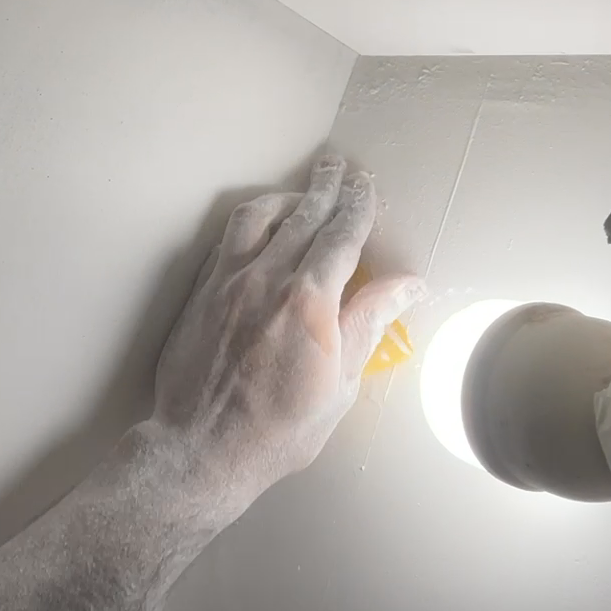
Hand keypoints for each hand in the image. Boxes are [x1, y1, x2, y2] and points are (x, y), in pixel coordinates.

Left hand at [148, 155, 422, 505]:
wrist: (201, 445)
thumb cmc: (279, 429)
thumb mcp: (340, 385)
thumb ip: (369, 323)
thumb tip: (410, 284)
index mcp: (308, 301)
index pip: (342, 235)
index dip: (359, 205)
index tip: (369, 185)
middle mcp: (265, 278)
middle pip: (302, 215)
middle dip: (326, 186)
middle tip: (340, 166)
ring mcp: (226, 281)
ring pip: (256, 217)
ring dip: (284, 197)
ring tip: (302, 191)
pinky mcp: (200, 290)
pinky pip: (226, 239)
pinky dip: (249, 222)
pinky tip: (258, 223)